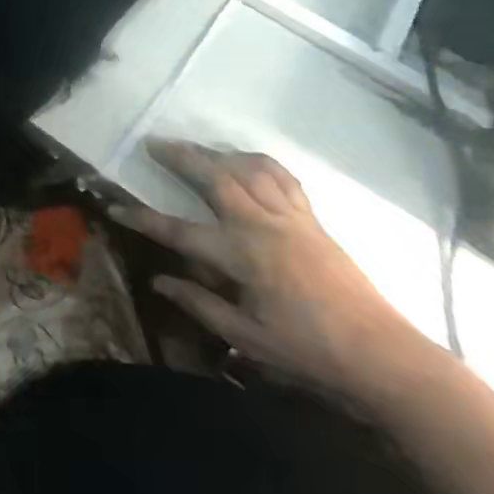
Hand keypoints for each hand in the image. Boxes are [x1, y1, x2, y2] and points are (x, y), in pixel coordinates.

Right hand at [109, 140, 420, 394]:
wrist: (378, 350)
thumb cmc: (307, 350)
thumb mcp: (246, 338)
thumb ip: (200, 304)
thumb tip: (160, 281)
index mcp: (241, 255)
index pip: (179, 230)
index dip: (143, 218)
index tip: (115, 206)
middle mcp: (262, 224)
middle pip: (215, 177)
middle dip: (181, 157)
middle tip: (155, 143)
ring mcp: (290, 216)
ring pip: (248, 168)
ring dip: (217, 153)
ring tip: (195, 148)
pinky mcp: (311, 217)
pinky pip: (281, 177)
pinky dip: (258, 162)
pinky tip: (246, 161)